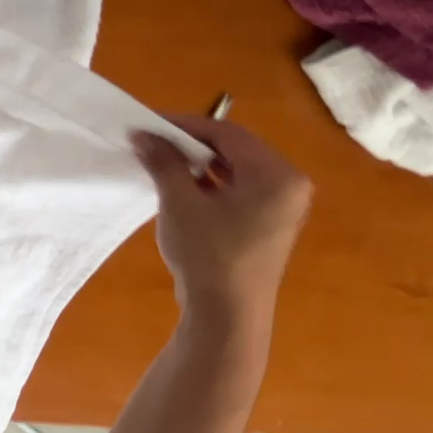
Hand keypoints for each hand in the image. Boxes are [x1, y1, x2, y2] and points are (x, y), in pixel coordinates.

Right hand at [131, 115, 312, 334]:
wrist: (227, 308)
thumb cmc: (208, 251)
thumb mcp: (179, 202)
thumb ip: (164, 162)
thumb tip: (143, 134)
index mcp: (277, 175)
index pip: (228, 133)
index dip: (184, 124)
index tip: (145, 124)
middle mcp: (288, 184)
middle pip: (235, 148)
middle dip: (189, 141)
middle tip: (148, 141)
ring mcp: (280, 204)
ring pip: (234, 167)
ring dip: (196, 160)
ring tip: (158, 160)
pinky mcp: (266, 220)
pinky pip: (236, 186)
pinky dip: (207, 179)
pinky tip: (179, 184)